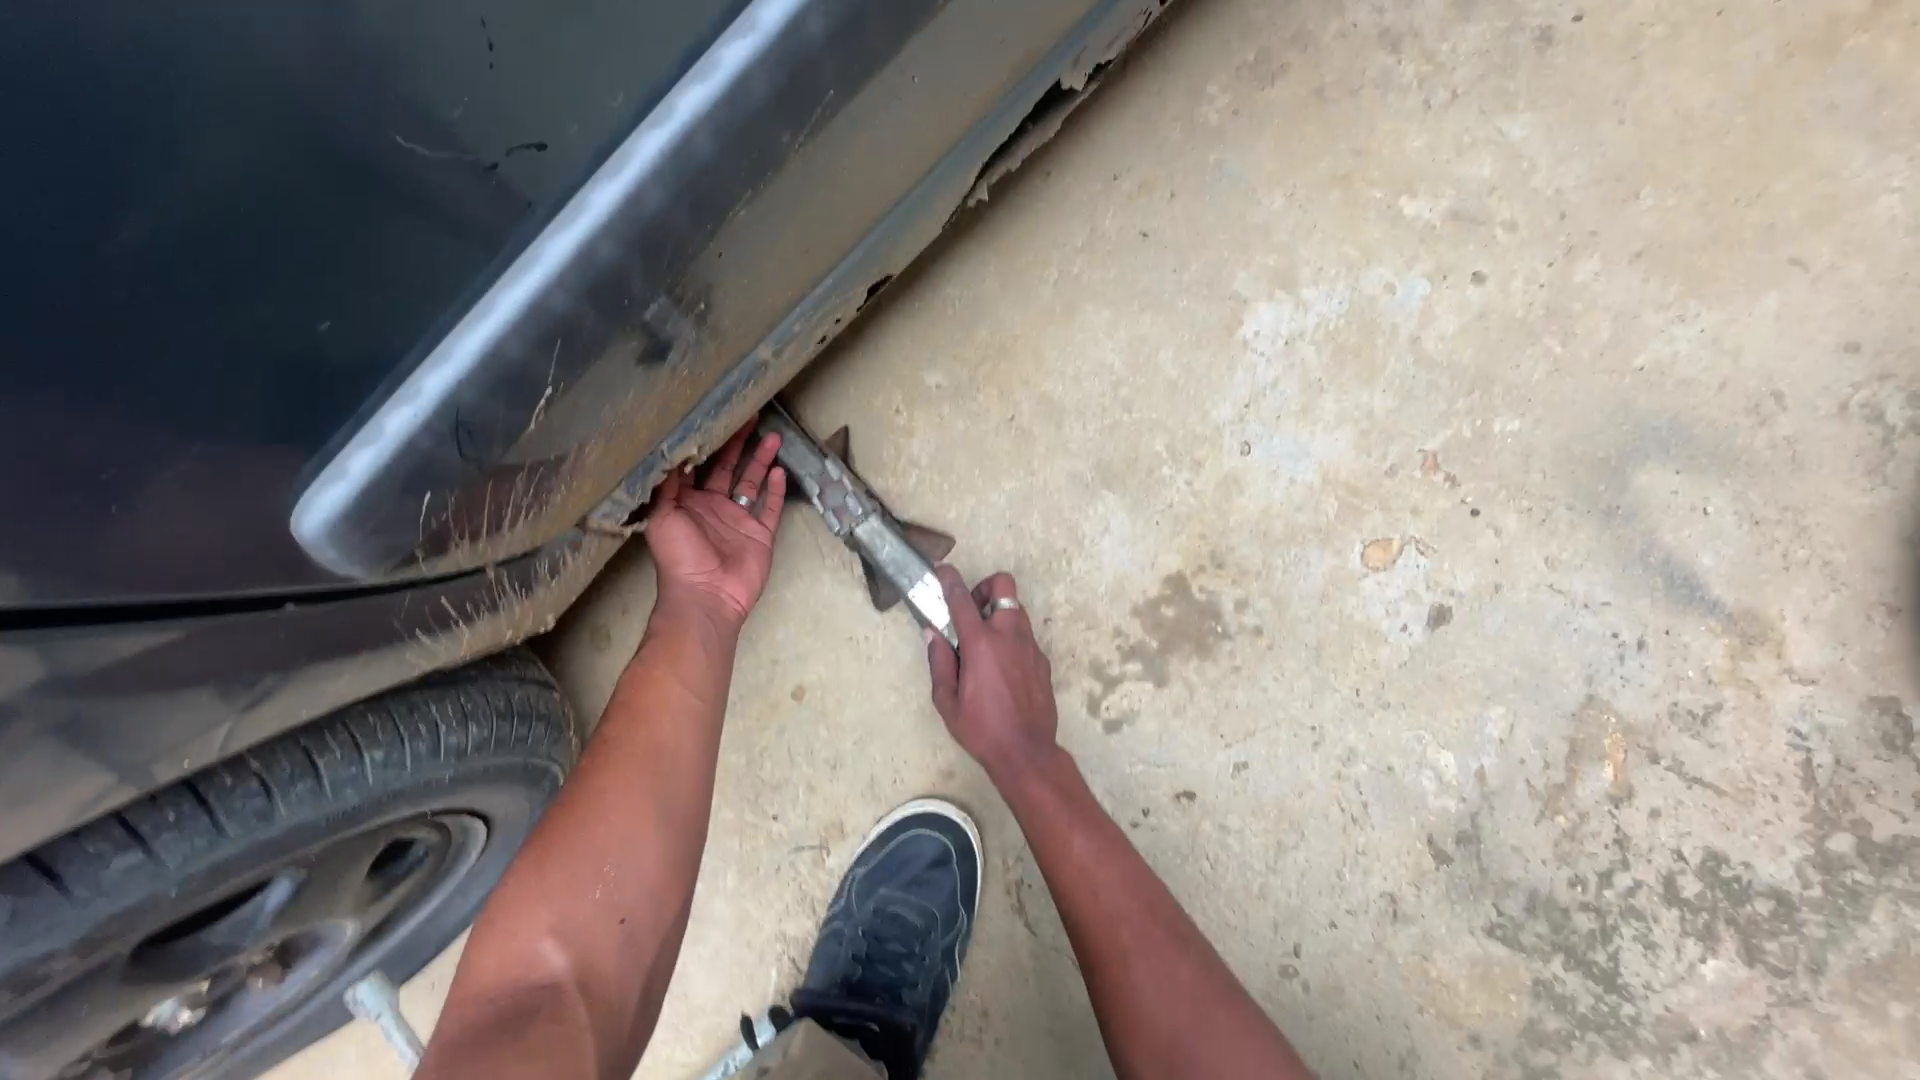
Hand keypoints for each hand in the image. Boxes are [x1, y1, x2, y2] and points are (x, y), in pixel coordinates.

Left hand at [644, 427, 786, 628]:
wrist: (706, 594)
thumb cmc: (679, 555)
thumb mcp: (663, 516)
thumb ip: (669, 486)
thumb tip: (671, 453)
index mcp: (689, 503)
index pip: (699, 467)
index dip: (707, 444)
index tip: (716, 419)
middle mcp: (715, 507)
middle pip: (729, 469)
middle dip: (739, 444)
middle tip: (750, 418)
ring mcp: (740, 520)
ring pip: (753, 483)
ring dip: (761, 460)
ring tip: (774, 436)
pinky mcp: (760, 533)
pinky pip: (771, 508)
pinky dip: (776, 490)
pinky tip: (781, 471)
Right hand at [925, 566, 1059, 780]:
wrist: (1027, 752)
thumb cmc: (981, 729)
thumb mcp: (947, 701)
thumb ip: (939, 661)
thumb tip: (933, 633)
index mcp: (980, 643)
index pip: (961, 597)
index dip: (949, 578)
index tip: (941, 570)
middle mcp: (1009, 635)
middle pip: (1003, 585)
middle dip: (985, 588)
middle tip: (971, 612)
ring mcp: (1030, 646)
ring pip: (1016, 610)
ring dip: (997, 615)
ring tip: (983, 645)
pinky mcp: (1042, 661)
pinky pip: (1025, 636)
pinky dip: (1010, 640)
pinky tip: (1001, 669)